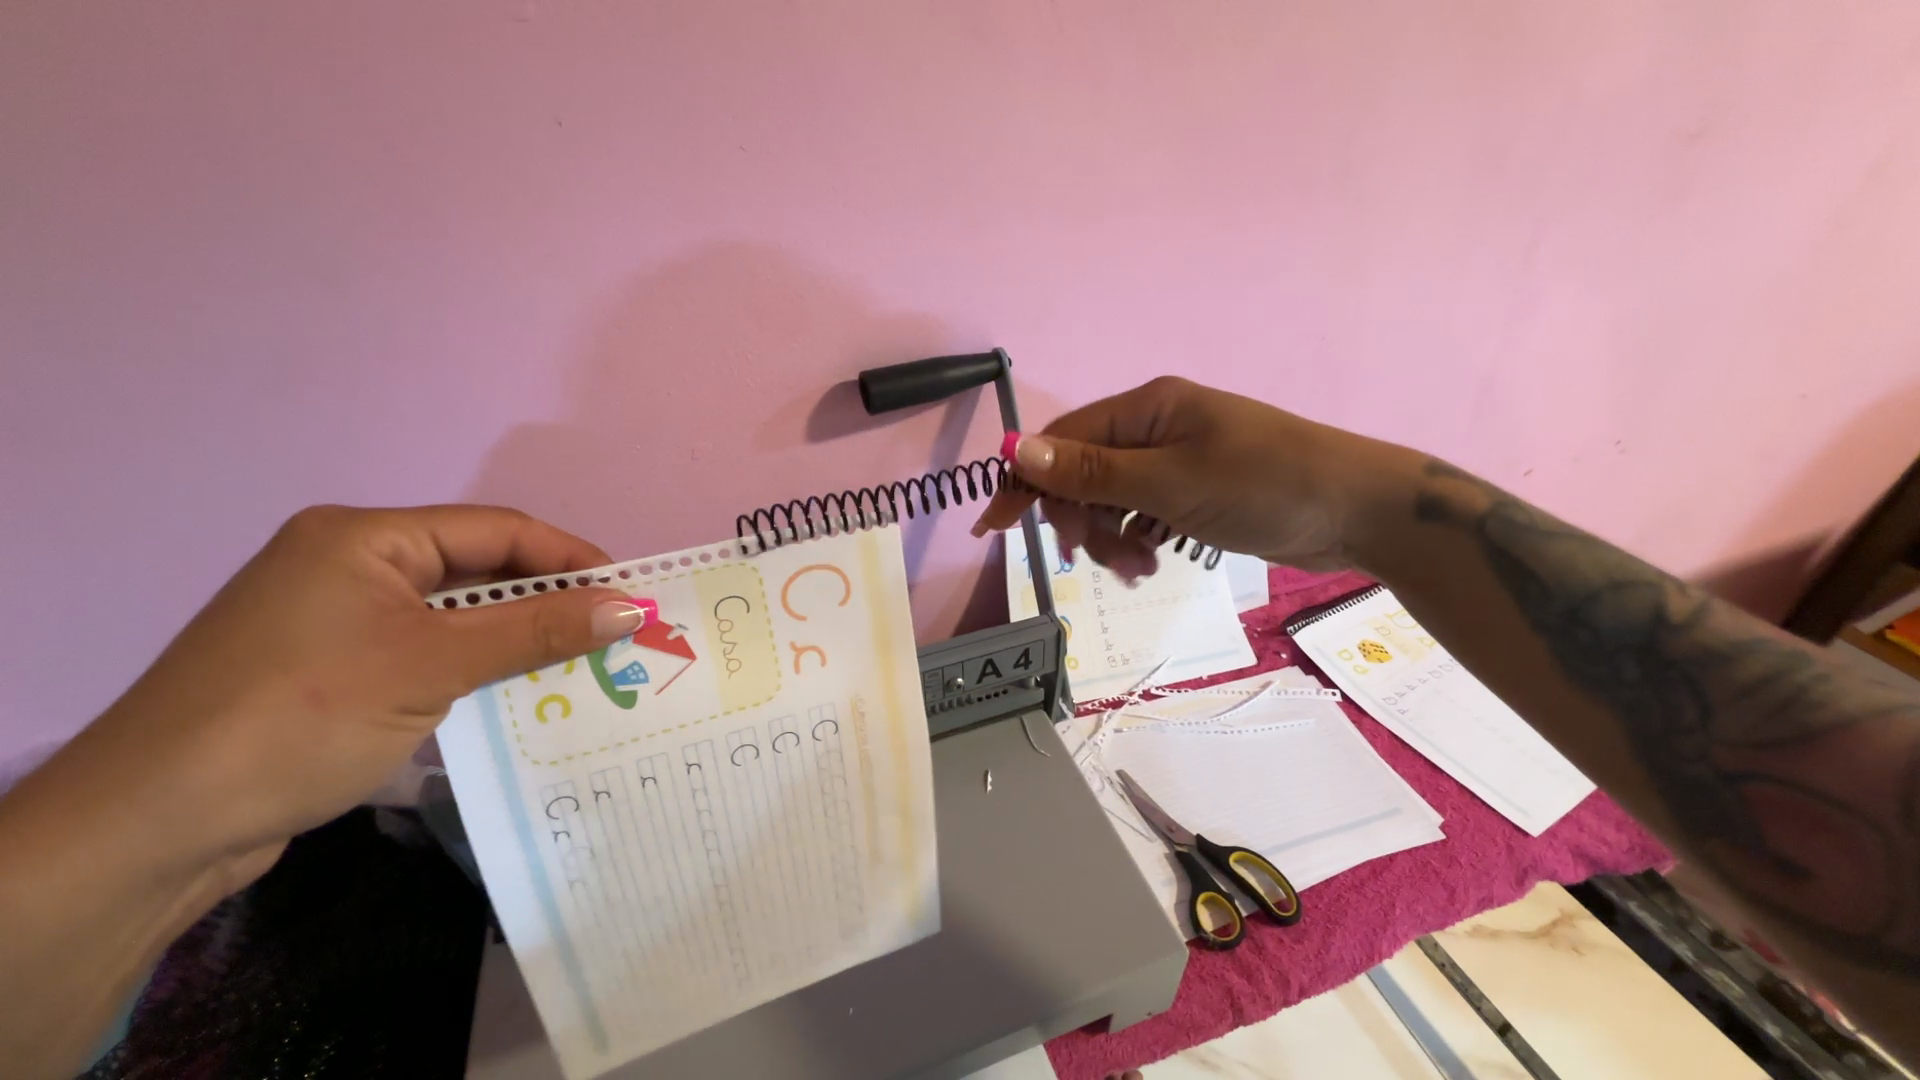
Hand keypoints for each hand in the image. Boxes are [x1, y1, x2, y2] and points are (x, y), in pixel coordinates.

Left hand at [65, 505, 645, 879]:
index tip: (632, 592)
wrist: (155, 825)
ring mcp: (337, 620)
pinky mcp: (333, 669)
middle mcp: (350, 565)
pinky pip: (428, 651)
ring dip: (518, 638)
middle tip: (616, 631)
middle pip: (477, 570)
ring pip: (456, 616)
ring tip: (585, 663)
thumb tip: (631, 607)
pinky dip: (478, 667)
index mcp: (364, 538)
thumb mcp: (433, 665)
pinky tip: (521, 691)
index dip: (570, 558)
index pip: (496, 530)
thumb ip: (537, 630)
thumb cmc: (304, 716)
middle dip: (549, 601)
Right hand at [972, 376, 1420, 576]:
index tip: (994, 528)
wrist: (1357, 509)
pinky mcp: (1192, 490)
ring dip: (1109, 538)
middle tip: (1100, 559)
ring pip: (1109, 500)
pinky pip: (1140, 514)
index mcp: (1145, 408)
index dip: (1025, 482)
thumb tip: (1016, 449)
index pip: (1062, 441)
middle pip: (1082, 474)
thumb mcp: (1172, 483)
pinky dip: (1135, 540)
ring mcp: (1174, 459)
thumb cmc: (1266, 484)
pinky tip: (1151, 561)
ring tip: (1138, 568)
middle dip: (1081, 520)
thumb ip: (1093, 472)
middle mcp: (1153, 427)